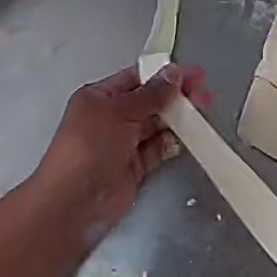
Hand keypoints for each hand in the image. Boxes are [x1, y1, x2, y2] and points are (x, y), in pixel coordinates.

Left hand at [29, 62, 208, 244]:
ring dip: (177, 118)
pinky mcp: (134, 167)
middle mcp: (111, 117)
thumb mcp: (120, 111)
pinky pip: (157, 148)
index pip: (136, 78)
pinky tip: (188, 137)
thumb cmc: (90, 146)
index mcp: (100, 97)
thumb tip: (174, 71)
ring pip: (156, 124)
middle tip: (203, 92)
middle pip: (149, 100)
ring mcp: (123, 143)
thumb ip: (152, 93)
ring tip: (202, 111)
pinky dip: (172, 142)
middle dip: (175, 95)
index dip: (163, 75)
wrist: (73, 204)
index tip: (191, 73)